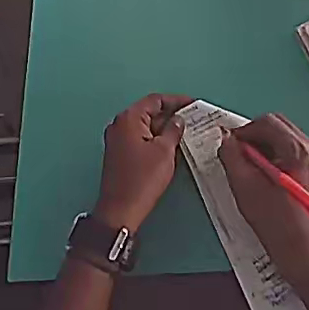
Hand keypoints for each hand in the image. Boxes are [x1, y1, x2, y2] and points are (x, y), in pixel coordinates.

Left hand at [93, 93, 192, 232]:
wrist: (121, 209)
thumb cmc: (142, 179)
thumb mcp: (165, 151)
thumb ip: (173, 130)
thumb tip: (178, 120)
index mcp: (128, 119)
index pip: (154, 100)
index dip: (176, 100)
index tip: (191, 103)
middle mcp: (119, 125)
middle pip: (148, 111)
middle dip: (170, 114)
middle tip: (191, 118)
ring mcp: (117, 140)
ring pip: (145, 126)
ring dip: (163, 127)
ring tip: (185, 132)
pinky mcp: (119, 153)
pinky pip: (140, 137)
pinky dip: (155, 138)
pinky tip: (170, 145)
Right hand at [218, 114, 308, 283]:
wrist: (298, 248)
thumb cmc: (274, 222)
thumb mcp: (244, 186)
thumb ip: (232, 156)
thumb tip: (226, 139)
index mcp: (298, 150)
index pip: (266, 122)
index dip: (243, 131)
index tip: (229, 144)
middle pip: (277, 124)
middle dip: (253, 135)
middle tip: (237, 153)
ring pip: (282, 135)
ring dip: (262, 144)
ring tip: (248, 165)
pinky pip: (288, 147)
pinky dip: (271, 153)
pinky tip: (261, 172)